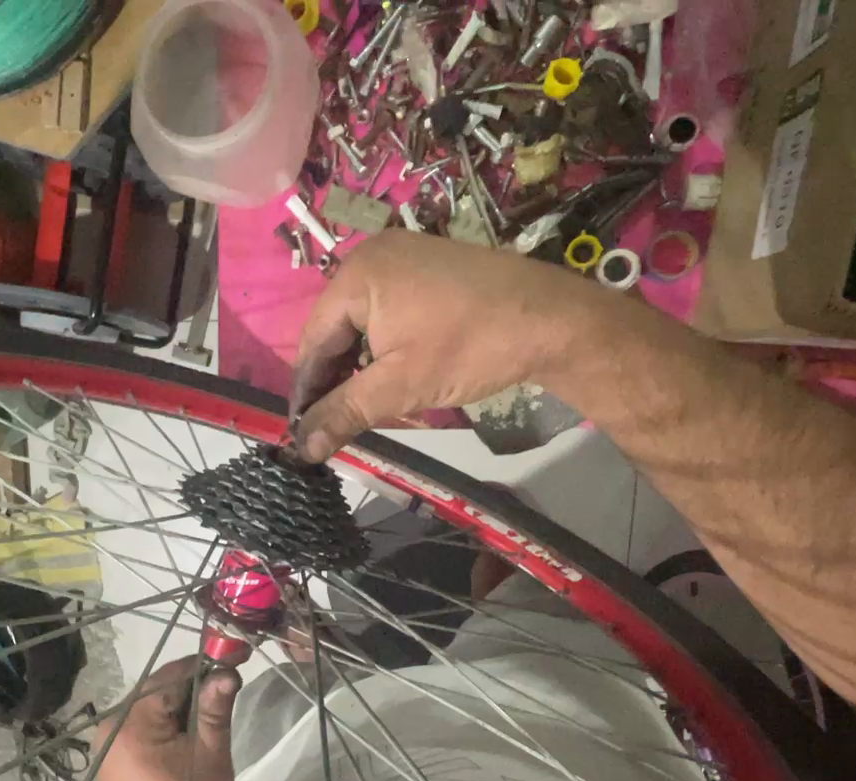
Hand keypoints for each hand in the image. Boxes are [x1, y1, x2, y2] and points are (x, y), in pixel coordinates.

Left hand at [90, 656, 242, 780]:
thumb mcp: (208, 761)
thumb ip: (215, 712)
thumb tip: (228, 671)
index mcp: (132, 719)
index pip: (174, 673)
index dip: (208, 663)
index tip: (242, 658)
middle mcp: (113, 722)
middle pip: (162, 687)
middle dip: (198, 686)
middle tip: (235, 689)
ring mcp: (110, 740)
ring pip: (156, 706)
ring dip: (186, 706)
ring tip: (219, 715)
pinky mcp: (115, 757)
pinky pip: (147, 725)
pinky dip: (172, 723)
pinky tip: (194, 737)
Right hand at [290, 230, 664, 461]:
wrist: (554, 320)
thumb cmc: (470, 348)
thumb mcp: (399, 387)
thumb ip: (343, 414)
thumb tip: (302, 449)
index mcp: (356, 275)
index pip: (312, 340)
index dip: (304, 391)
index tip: (301, 432)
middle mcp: (372, 255)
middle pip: (333, 329)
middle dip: (330, 379)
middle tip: (329, 424)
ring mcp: (403, 257)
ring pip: (359, 323)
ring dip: (354, 366)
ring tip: (356, 406)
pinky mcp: (427, 267)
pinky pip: (384, 311)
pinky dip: (379, 346)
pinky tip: (385, 375)